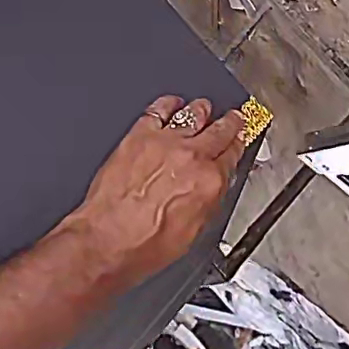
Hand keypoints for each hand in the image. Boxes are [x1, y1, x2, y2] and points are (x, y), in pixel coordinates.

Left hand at [57, 96, 246, 282]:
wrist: (106, 240)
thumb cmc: (144, 244)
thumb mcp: (193, 231)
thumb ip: (208, 200)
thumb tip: (212, 188)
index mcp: (210, 182)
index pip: (233, 154)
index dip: (239, 145)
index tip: (241, 138)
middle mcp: (192, 156)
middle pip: (220, 129)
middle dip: (231, 122)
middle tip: (235, 117)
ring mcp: (165, 142)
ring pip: (193, 114)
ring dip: (203, 110)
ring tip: (205, 107)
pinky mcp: (139, 135)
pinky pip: (159, 109)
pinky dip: (169, 103)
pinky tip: (173, 103)